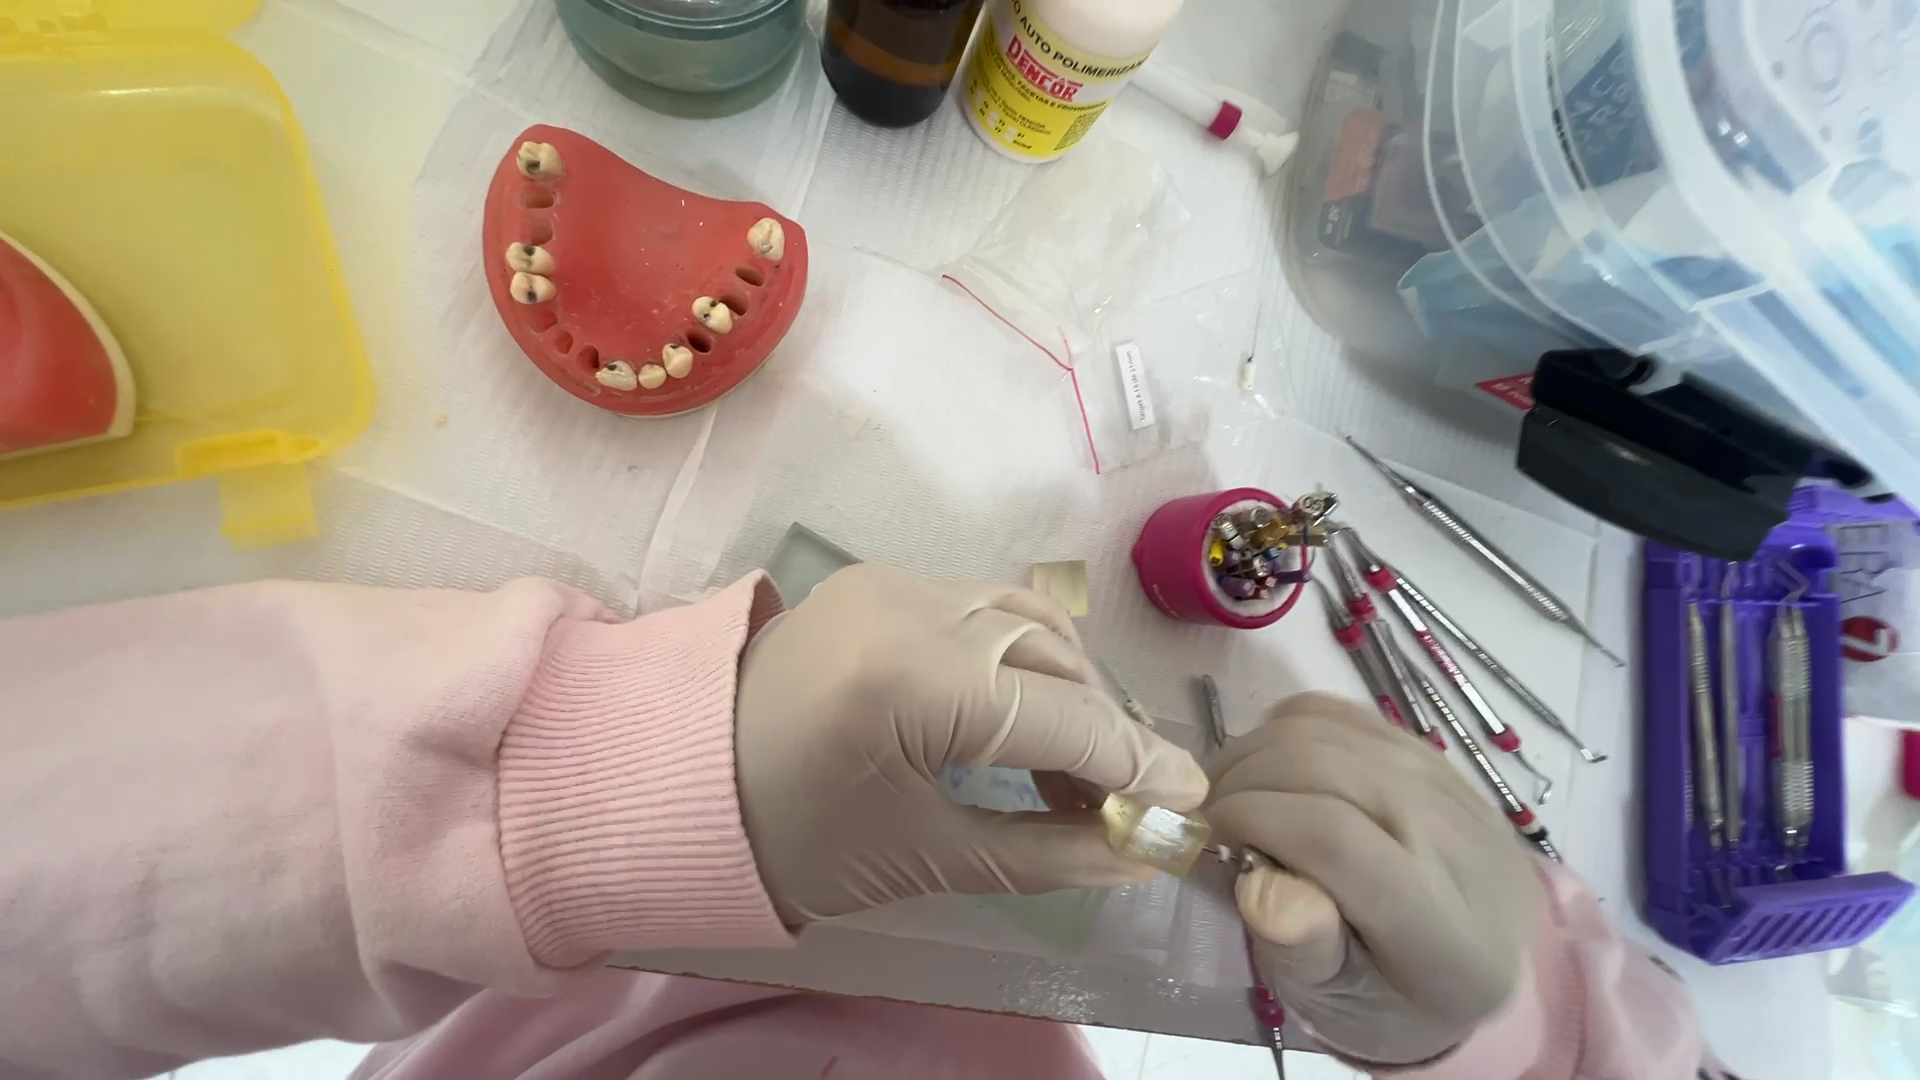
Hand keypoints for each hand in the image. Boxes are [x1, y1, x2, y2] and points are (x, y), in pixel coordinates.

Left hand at [736, 565, 1207, 924]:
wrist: (681, 779)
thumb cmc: (790, 839)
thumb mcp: (923, 859)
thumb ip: (1044, 854)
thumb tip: (1138, 853)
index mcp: (905, 677)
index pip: (1053, 714)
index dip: (1129, 761)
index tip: (1187, 796)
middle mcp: (906, 603)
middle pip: (1048, 654)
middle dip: (1101, 725)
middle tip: (1128, 795)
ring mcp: (891, 580)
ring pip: (1023, 618)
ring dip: (1067, 681)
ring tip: (1082, 759)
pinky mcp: (882, 581)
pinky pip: (981, 608)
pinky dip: (1021, 655)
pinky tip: (1028, 710)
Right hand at [1206, 693, 1540, 1066]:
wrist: (1462, 956)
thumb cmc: (1382, 989)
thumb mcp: (1334, 998)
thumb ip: (1303, 950)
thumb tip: (1259, 892)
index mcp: (1444, 927)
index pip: (1334, 837)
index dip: (1252, 820)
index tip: (1208, 839)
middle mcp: (1458, 840)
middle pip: (1323, 767)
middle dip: (1240, 781)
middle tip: (1208, 817)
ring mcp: (1446, 783)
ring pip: (1322, 729)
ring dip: (1250, 750)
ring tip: (1229, 792)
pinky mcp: (1426, 750)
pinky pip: (1335, 711)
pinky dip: (1281, 728)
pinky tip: (1270, 768)